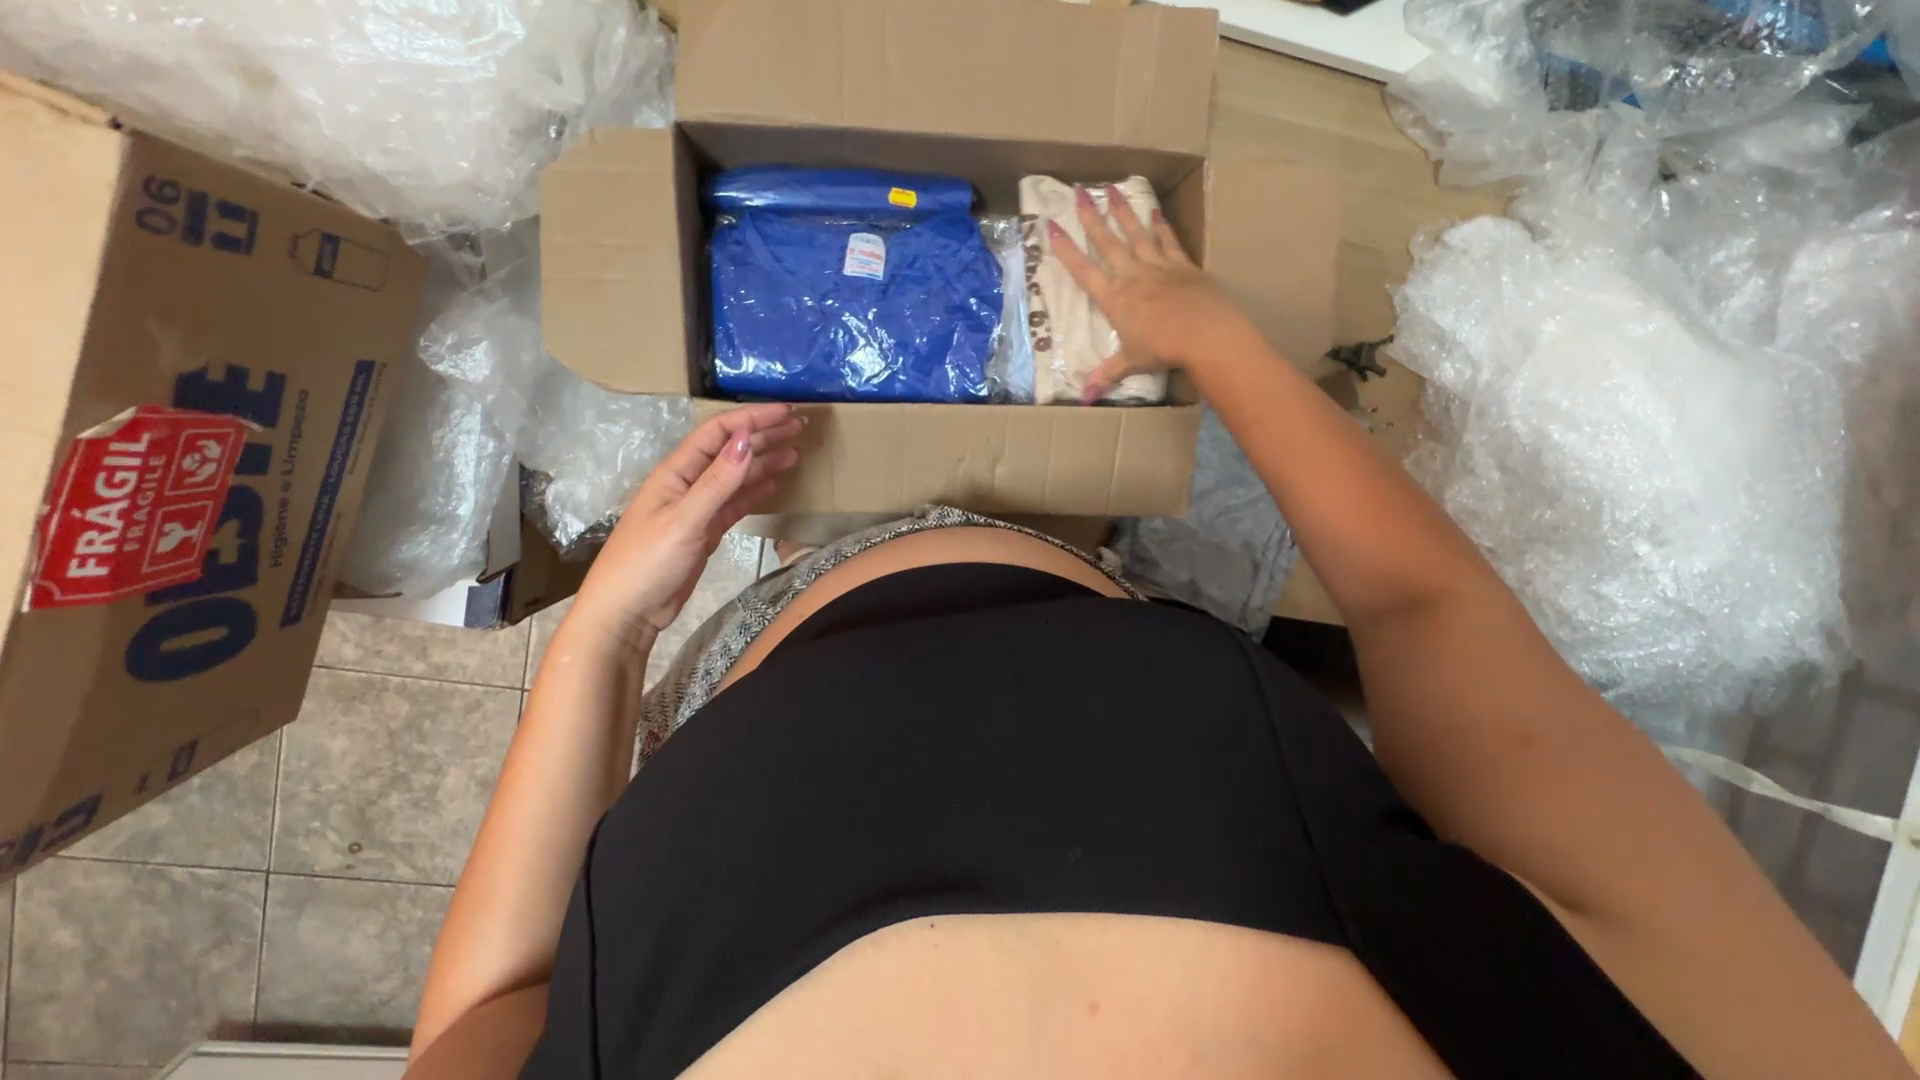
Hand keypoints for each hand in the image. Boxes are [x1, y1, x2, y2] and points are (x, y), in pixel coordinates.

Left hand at [568, 403, 802, 646]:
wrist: (627, 612)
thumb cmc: (647, 563)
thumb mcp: (685, 520)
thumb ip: (718, 482)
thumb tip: (747, 440)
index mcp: (676, 473)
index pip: (718, 433)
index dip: (753, 419)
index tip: (787, 412)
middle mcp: (687, 484)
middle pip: (730, 451)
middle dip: (764, 435)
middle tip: (801, 427)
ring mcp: (696, 509)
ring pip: (736, 477)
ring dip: (764, 462)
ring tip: (796, 452)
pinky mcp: (704, 532)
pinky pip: (735, 503)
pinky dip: (755, 491)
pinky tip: (774, 483)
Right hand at [1047, 185, 1256, 401]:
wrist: (1206, 334)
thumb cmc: (1164, 350)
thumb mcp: (1132, 362)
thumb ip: (1108, 374)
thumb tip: (1085, 398)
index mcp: (1114, 299)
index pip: (1083, 270)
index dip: (1065, 249)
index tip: (1051, 226)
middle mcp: (1131, 276)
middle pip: (1107, 242)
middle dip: (1091, 217)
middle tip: (1079, 193)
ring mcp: (1158, 267)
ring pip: (1136, 233)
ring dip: (1123, 211)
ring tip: (1112, 189)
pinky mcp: (1182, 264)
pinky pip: (1168, 241)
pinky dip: (1160, 225)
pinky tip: (1154, 211)